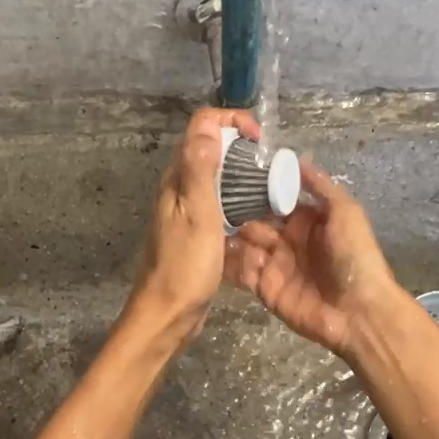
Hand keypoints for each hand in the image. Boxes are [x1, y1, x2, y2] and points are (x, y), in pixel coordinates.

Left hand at [125, 107, 260, 341]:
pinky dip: (236, 200)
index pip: (200, 128)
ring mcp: (185, 212)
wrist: (167, 315)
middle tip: (270, 166)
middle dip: (240, 147)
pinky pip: (218, 204)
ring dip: (241, 175)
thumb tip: (208, 125)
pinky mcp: (194, 233)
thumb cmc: (185, 267)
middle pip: (209, 149)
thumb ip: (200, 170)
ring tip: (269, 188)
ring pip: (215, 178)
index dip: (231, 123)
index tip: (259, 141)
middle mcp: (177, 189)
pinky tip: (254, 216)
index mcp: (176, 179)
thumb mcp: (198, 215)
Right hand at [224, 160, 403, 358]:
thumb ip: (319, 185)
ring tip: (202, 220)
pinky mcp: (265, 289)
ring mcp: (274, 265)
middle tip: (207, 198)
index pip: (274, 200)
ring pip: (244, 245)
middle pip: (255, 222)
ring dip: (226, 235)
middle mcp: (288, 241)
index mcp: (306, 220)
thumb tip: (296, 159)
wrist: (358, 311)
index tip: (230, 174)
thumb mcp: (345, 211)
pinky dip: (226, 262)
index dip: (255, 189)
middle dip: (235, 211)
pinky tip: (207, 248)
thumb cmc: (354, 256)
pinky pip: (242, 272)